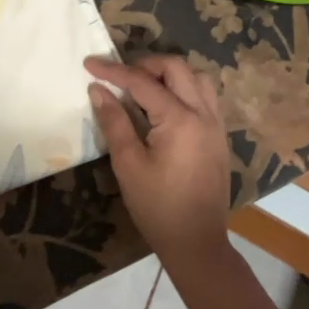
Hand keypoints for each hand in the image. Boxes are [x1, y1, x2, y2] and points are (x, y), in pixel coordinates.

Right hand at [85, 54, 232, 265]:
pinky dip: (184, 88)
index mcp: (180, 120)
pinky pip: (205, 96)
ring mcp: (216, 125)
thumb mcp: (128, 164)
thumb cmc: (158, 207)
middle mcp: (203, 114)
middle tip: (119, 74)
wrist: (197, 245)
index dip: (113, 70)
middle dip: (144, 64)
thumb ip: (114, 121)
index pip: (142, 81)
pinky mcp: (219, 136)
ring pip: (197, 77)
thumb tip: (97, 89)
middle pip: (176, 67)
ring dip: (169, 73)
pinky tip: (165, 104)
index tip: (89, 63)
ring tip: (144, 85)